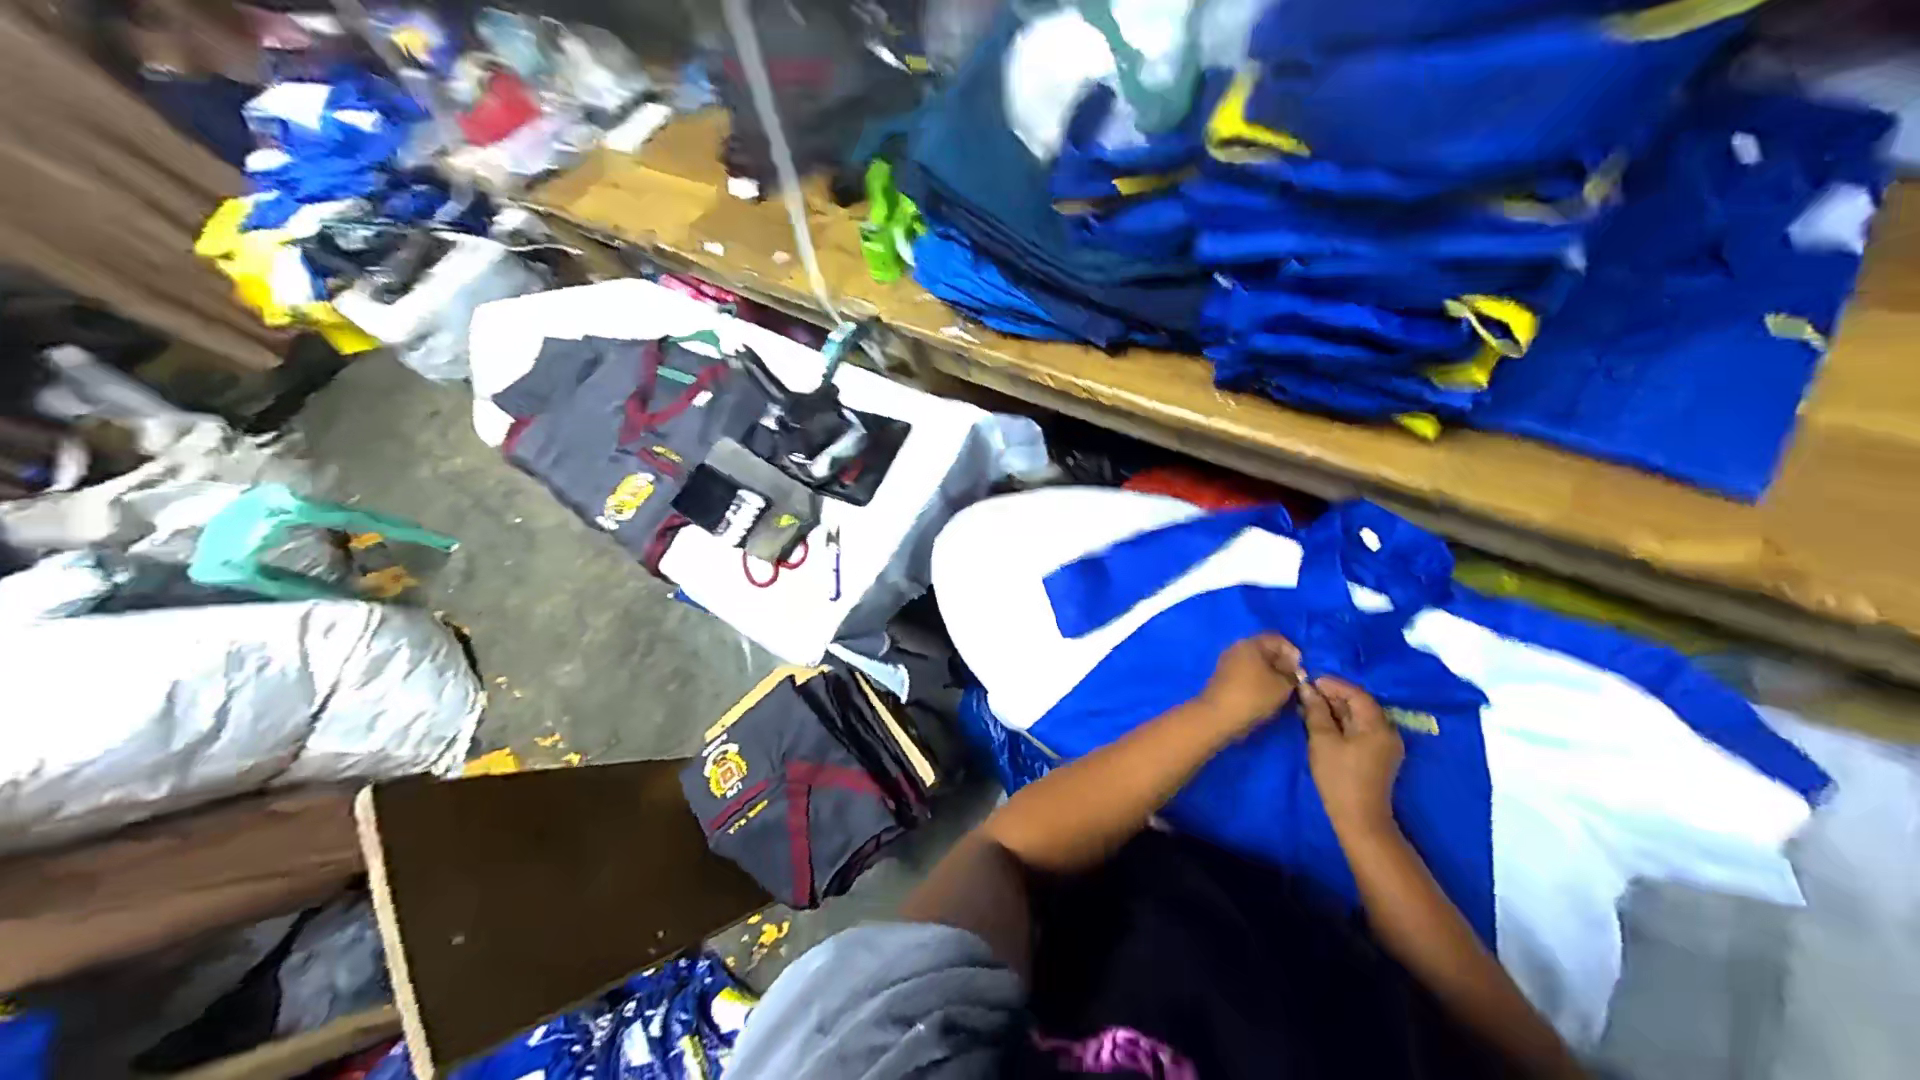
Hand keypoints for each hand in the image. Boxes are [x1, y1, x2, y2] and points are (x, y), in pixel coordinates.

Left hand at [1198, 634, 1301, 732]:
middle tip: (1294, 681)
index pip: (1278, 639)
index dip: (1294, 653)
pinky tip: (1267, 693)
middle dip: (1283, 663)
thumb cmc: (1254, 695)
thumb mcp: (1283, 685)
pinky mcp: (1224, 677)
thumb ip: (1293, 674)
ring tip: (1283, 689)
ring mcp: (1228, 662)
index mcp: (1250, 643)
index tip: (1302, 671)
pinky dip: (1259, 680)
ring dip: (1271, 673)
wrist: (1219, 715)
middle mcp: (1236, 648)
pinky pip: (1247, 673)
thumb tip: (1294, 671)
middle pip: (1266, 650)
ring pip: (1256, 663)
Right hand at [1299, 676, 1403, 838]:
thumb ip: (1316, 711)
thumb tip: (1307, 689)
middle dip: (1333, 696)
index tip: (1309, 681)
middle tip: (1306, 693)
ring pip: (1360, 717)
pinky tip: (1323, 723)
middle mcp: (1388, 732)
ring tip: (1310, 706)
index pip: (1357, 694)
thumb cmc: (1339, 777)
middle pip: (1361, 704)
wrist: (1358, 818)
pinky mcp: (1379, 756)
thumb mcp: (1322, 740)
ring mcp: (1386, 745)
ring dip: (1337, 709)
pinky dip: (1343, 723)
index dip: (1333, 684)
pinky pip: (1361, 730)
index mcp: (1378, 726)